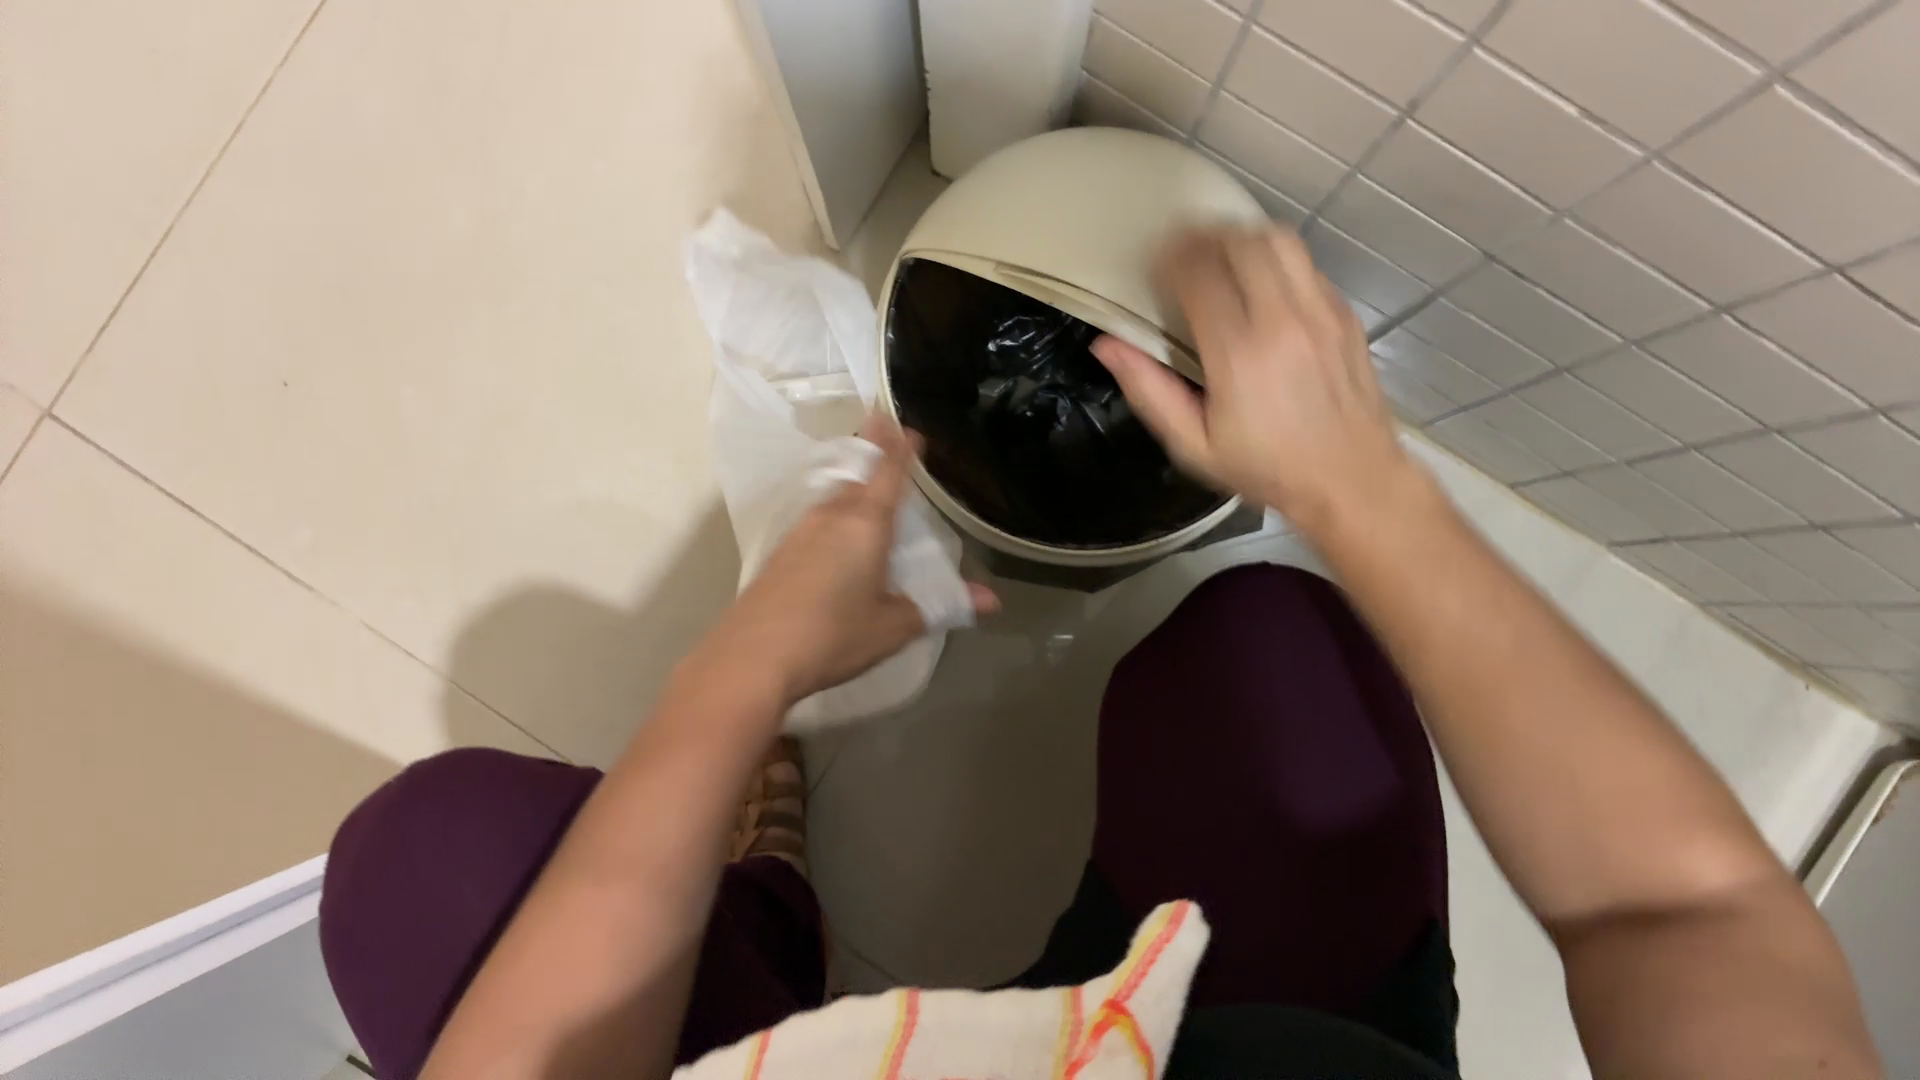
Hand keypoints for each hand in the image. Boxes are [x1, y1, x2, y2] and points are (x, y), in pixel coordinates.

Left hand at [707, 415, 997, 703]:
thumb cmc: (832, 636)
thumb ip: (940, 605)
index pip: (887, 470)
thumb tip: (991, 600)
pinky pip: (817, 521)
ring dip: (853, 491)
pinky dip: (835, 518)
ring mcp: (800, 532)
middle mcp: (831, 516)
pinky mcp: (781, 553)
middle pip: (857, 477)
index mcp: (865, 524)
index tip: (906, 425)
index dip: (899, 445)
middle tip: (891, 453)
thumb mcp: (893, 625)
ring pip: (834, 498)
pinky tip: (838, 544)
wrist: (752, 658)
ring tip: (869, 499)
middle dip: (874, 460)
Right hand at [1091, 226, 1427, 539]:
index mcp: (1239, 354)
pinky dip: (1276, 261)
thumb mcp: (1193, 445)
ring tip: (1219, 252)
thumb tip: (1107, 346)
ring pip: (1280, 242)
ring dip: (1242, 238)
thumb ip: (1149, 391)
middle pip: (1240, 243)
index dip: (1169, 259)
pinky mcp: (1344, 316)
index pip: (1198, 275)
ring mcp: (1320, 313)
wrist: (1351, 480)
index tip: (1151, 264)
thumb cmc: (1265, 468)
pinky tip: (1261, 284)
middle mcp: (1283, 321)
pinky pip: (1306, 266)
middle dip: (1204, 237)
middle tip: (1180, 249)